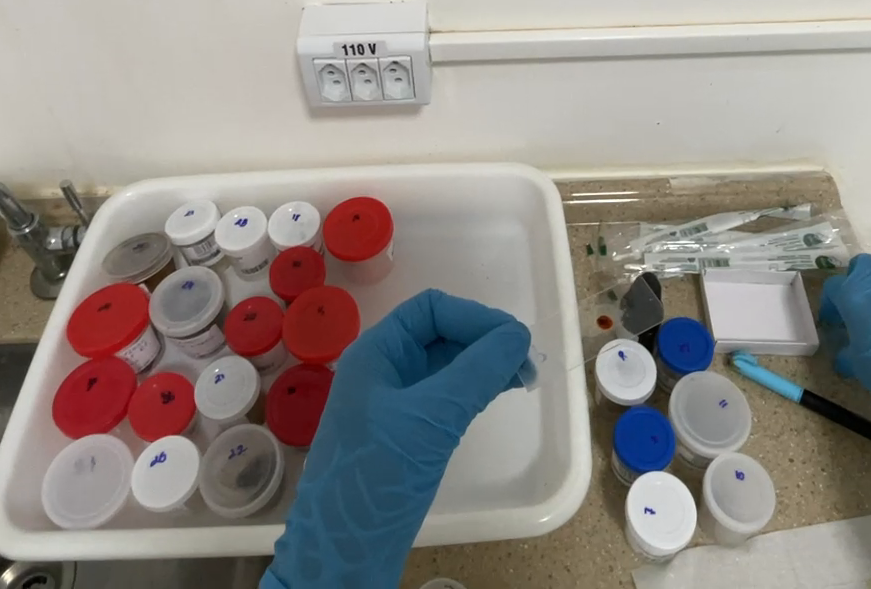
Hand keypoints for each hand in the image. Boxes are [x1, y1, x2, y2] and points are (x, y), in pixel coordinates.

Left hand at [263, 290, 529, 588]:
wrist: (343, 559)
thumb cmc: (378, 477)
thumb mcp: (430, 419)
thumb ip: (475, 373)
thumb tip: (517, 335)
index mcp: (377, 353)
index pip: (431, 310)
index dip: (473, 317)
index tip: (513, 340)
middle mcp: (385, 369)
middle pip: (441, 333)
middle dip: (484, 340)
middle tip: (527, 362)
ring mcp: (395, 402)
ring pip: (448, 365)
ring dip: (485, 364)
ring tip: (523, 377)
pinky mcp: (408, 432)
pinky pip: (447, 395)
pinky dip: (476, 389)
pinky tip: (500, 392)